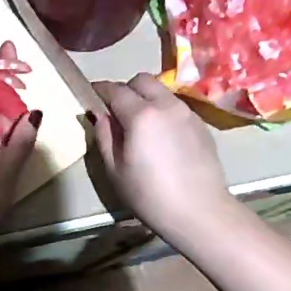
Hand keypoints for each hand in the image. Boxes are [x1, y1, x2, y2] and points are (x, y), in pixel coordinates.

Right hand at [92, 75, 234, 235]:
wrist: (198, 211)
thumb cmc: (148, 194)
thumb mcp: (114, 169)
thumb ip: (104, 136)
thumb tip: (99, 114)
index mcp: (141, 115)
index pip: (116, 90)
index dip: (100, 90)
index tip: (90, 95)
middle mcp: (166, 105)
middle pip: (142, 80)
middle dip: (125, 89)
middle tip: (115, 110)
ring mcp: (187, 113)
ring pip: (162, 91)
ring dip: (145, 98)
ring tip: (138, 124)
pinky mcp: (201, 124)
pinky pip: (176, 106)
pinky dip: (162, 111)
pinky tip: (160, 137)